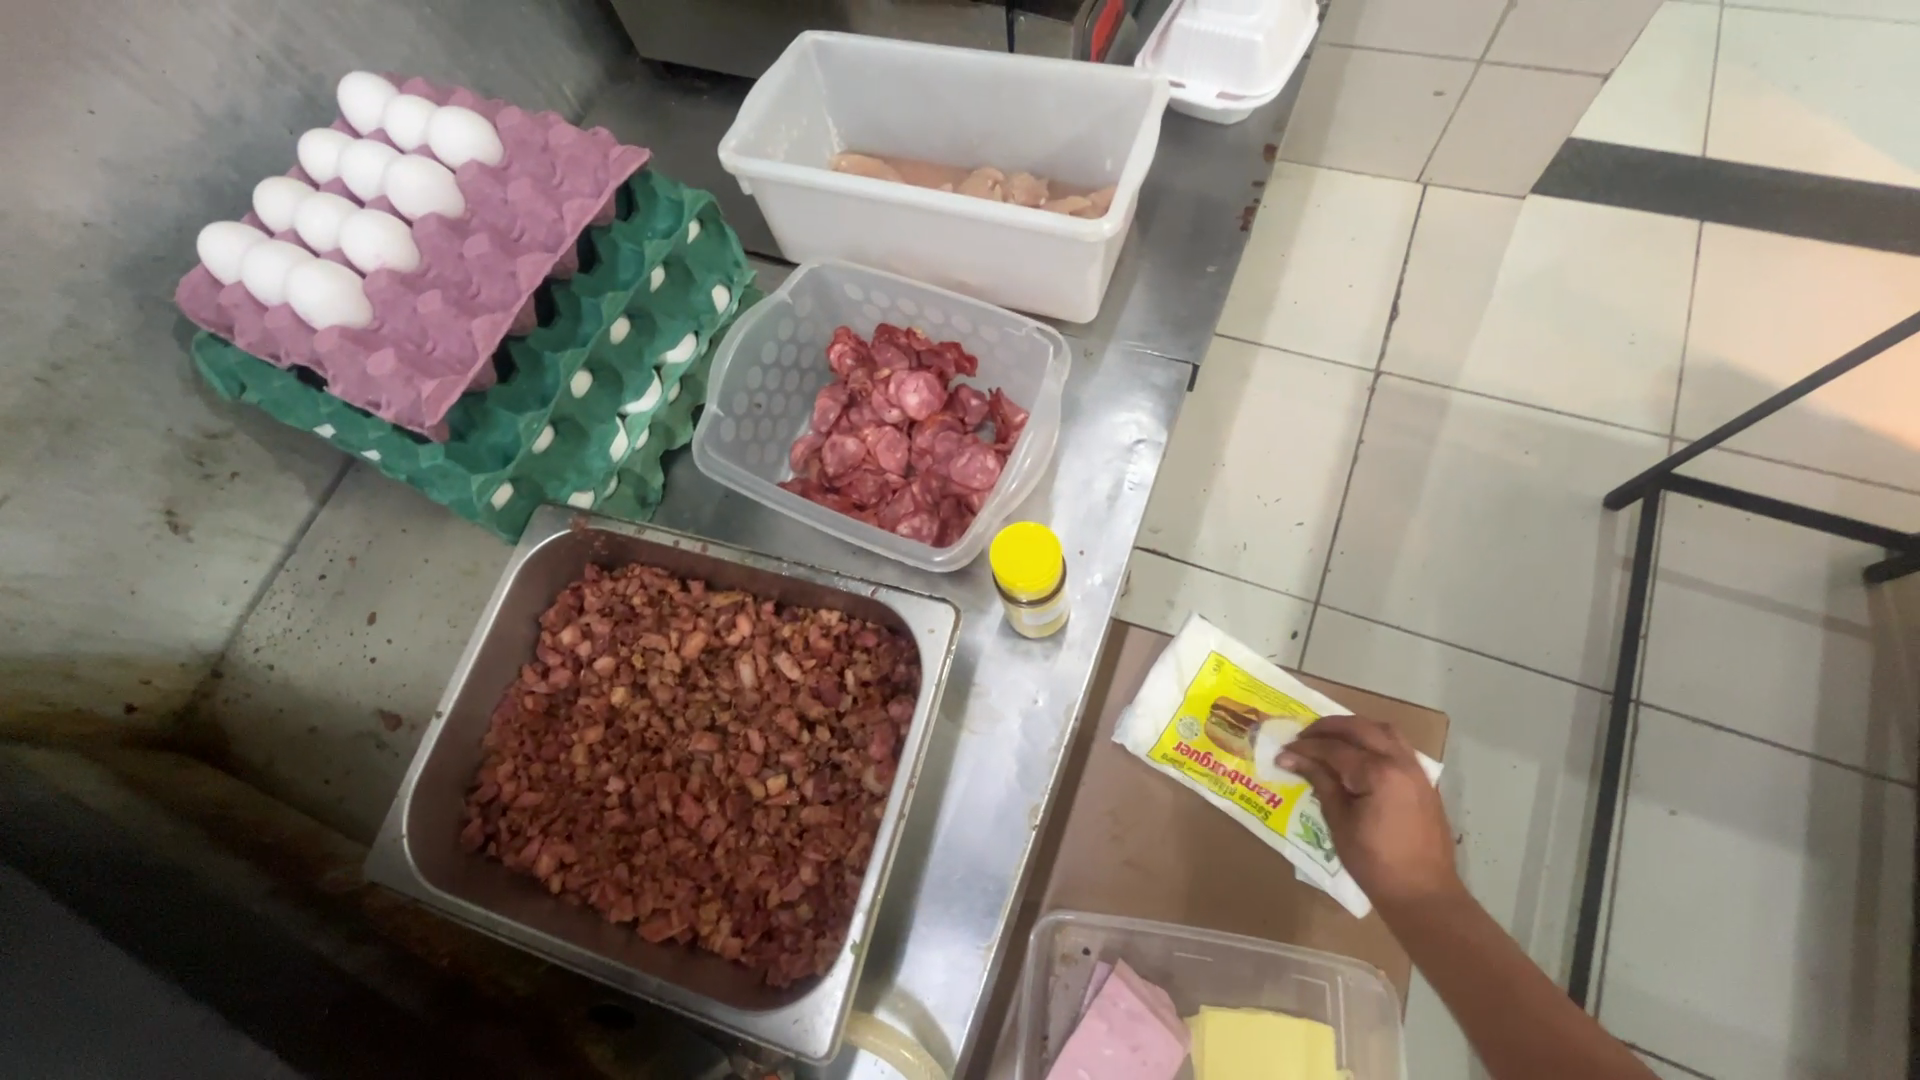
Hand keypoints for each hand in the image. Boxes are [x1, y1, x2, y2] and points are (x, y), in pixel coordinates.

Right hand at [1278, 714, 1460, 913]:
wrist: (1425, 894)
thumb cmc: (1375, 863)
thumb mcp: (1339, 821)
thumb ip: (1320, 781)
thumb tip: (1291, 758)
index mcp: (1378, 774)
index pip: (1334, 749)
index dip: (1305, 749)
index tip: (1283, 753)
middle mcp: (1400, 763)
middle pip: (1359, 728)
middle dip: (1327, 727)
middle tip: (1302, 737)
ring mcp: (1416, 770)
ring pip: (1383, 730)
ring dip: (1354, 728)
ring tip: (1330, 738)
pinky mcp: (1423, 781)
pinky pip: (1398, 746)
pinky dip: (1374, 741)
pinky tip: (1358, 755)